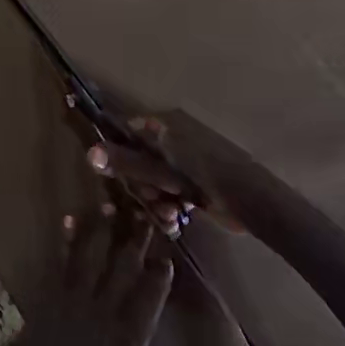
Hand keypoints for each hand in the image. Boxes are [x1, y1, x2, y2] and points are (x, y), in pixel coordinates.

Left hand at [0, 205, 206, 345]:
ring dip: (103, 230)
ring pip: (93, 258)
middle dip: (137, 241)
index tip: (168, 253)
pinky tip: (69, 220)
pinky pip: (61, 264)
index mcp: (128, 344)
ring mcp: (74, 304)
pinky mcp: (49, 301)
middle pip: (124, 270)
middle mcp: (104, 316)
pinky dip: (67, 240)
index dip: (160, 274)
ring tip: (111, 204)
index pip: (150, 299)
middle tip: (146, 213)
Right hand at [87, 113, 251, 234]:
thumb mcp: (164, 170)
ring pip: (152, 182)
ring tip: (169, 213)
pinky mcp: (193, 185)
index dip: (114, 152)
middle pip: (137, 162)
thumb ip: (128, 161)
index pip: (126, 132)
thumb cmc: (208, 175)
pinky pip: (168, 194)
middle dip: (142, 186)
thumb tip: (90, 152)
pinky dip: (169, 208)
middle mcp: (171, 140)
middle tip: (151, 198)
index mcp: (164, 126)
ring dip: (156, 201)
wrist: (254, 202)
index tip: (109, 174)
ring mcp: (183, 163)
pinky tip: (176, 219)